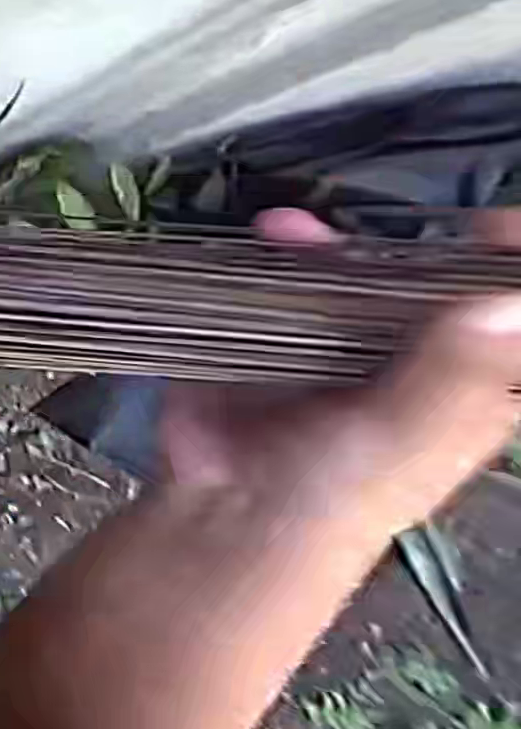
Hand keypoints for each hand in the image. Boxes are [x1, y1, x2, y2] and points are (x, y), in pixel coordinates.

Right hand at [160, 208, 520, 537]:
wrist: (235, 501)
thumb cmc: (346, 482)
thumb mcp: (413, 436)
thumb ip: (457, 377)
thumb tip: (501, 301)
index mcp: (465, 370)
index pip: (504, 306)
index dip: (504, 262)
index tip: (486, 230)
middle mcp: (396, 345)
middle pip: (414, 278)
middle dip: (403, 244)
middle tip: (374, 227)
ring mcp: (317, 338)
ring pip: (330, 276)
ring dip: (315, 246)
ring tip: (282, 228)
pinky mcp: (251, 336)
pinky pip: (258, 289)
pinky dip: (252, 262)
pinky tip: (245, 246)